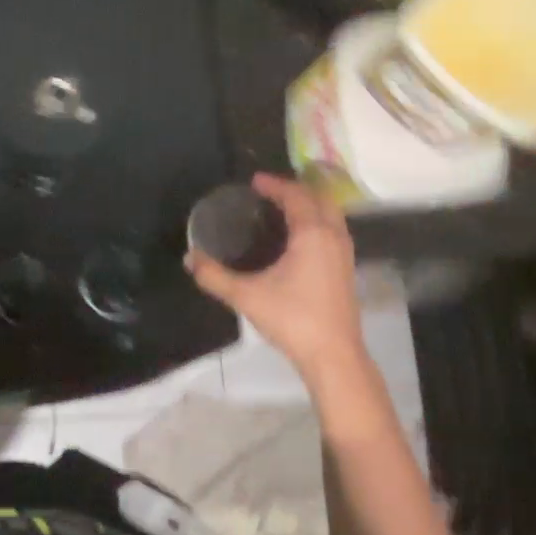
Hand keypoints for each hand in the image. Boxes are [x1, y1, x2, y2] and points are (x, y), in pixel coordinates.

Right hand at [185, 173, 364, 374]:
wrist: (332, 353)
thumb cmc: (291, 319)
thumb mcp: (245, 296)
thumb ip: (214, 276)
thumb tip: (190, 258)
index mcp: (312, 234)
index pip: (296, 197)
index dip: (275, 185)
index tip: (254, 181)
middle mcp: (333, 237)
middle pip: (321, 199)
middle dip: (297, 189)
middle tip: (270, 191)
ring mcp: (344, 253)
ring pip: (331, 215)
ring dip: (310, 205)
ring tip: (283, 209)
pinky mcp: (345, 269)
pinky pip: (333, 231)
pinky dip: (317, 222)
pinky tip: (298, 238)